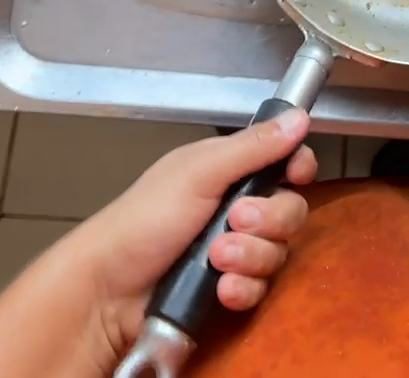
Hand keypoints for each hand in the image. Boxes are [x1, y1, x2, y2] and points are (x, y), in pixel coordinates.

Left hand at [66, 110, 317, 364]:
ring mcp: (236, 248)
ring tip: (216, 260)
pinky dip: (243, 288)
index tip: (295, 175)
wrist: (109, 292)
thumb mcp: (200, 172)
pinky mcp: (230, 287)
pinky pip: (262, 288)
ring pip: (278, 250)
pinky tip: (220, 290)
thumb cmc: (145, 219)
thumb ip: (253, 147)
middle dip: (269, 219)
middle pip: (290, 209)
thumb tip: (299, 117)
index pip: (284, 160)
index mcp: (230, 168)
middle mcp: (238, 205)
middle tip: (234, 221)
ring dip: (251, 256)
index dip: (297, 167)